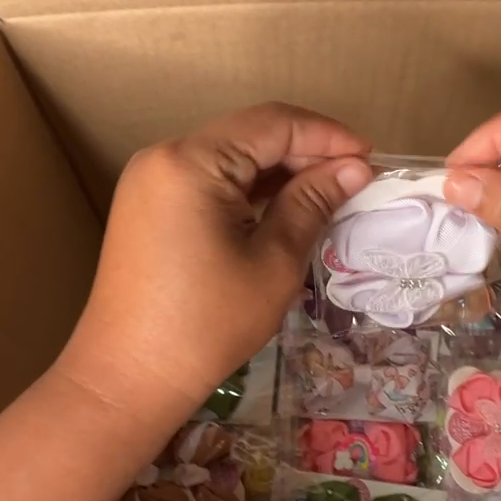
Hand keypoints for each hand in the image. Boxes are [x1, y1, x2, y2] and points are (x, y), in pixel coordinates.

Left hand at [58, 103, 372, 412]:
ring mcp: (151, 180)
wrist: (129, 377)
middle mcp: (164, 156)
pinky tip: (284, 206)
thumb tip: (354, 168)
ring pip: (230, 155)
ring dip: (279, 170)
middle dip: (305, 151)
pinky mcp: (149, 204)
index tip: (370, 156)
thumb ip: (312, 203)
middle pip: (248, 134)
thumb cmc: (207, 324)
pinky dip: (248, 188)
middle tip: (354, 178)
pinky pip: (208, 179)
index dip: (327, 134)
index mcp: (191, 161)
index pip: (272, 123)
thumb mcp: (273, 262)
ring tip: (328, 193)